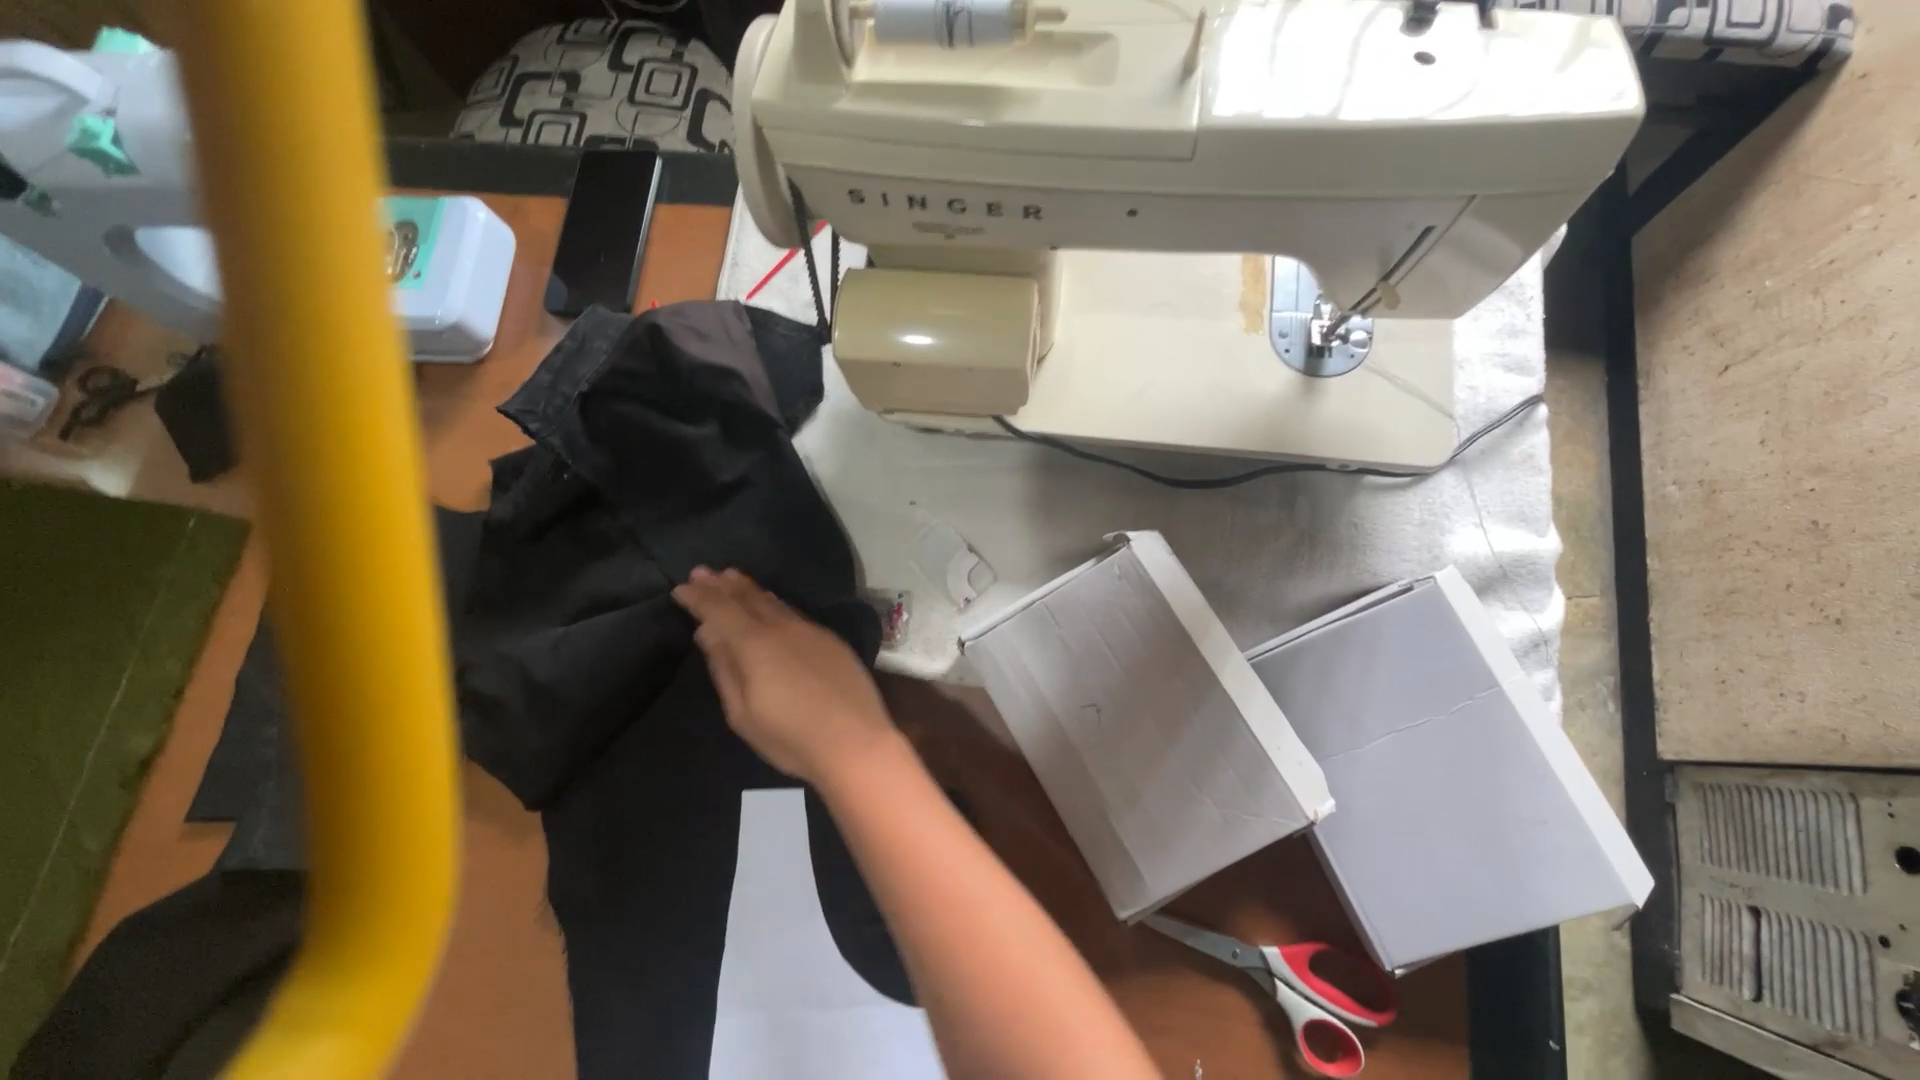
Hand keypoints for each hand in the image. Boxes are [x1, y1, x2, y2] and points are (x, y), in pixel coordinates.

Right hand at [672, 567, 898, 785]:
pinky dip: (774, 603)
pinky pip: (793, 612)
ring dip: (749, 588)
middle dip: (721, 584)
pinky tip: (771, 604)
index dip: (698, 597)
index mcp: (755, 644)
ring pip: (773, 602)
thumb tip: (708, 632)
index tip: (680, 588)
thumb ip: (724, 667)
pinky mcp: (831, 641)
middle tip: (701, 571)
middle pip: (747, 598)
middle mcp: (783, 628)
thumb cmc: (791, 737)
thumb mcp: (743, 713)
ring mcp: (811, 631)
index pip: (719, 609)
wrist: (856, 742)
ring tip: (731, 578)